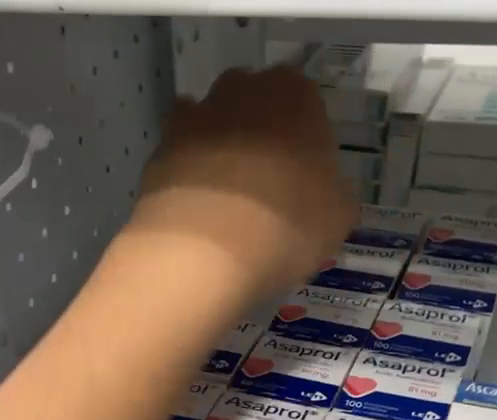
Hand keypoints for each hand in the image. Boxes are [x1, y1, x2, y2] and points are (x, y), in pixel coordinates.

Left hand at [128, 66, 356, 299]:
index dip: (306, 150)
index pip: (308, 110)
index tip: (303, 186)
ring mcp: (195, 117)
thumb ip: (336, 197)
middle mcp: (243, 90)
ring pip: (214, 131)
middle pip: (256, 112)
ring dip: (220, 158)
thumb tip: (330, 198)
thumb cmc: (287, 226)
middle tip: (266, 195)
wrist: (204, 251)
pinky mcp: (159, 152)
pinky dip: (187, 179)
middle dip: (260, 144)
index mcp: (298, 95)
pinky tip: (196, 214)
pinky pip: (180, 160)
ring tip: (226, 210)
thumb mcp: (337, 219)